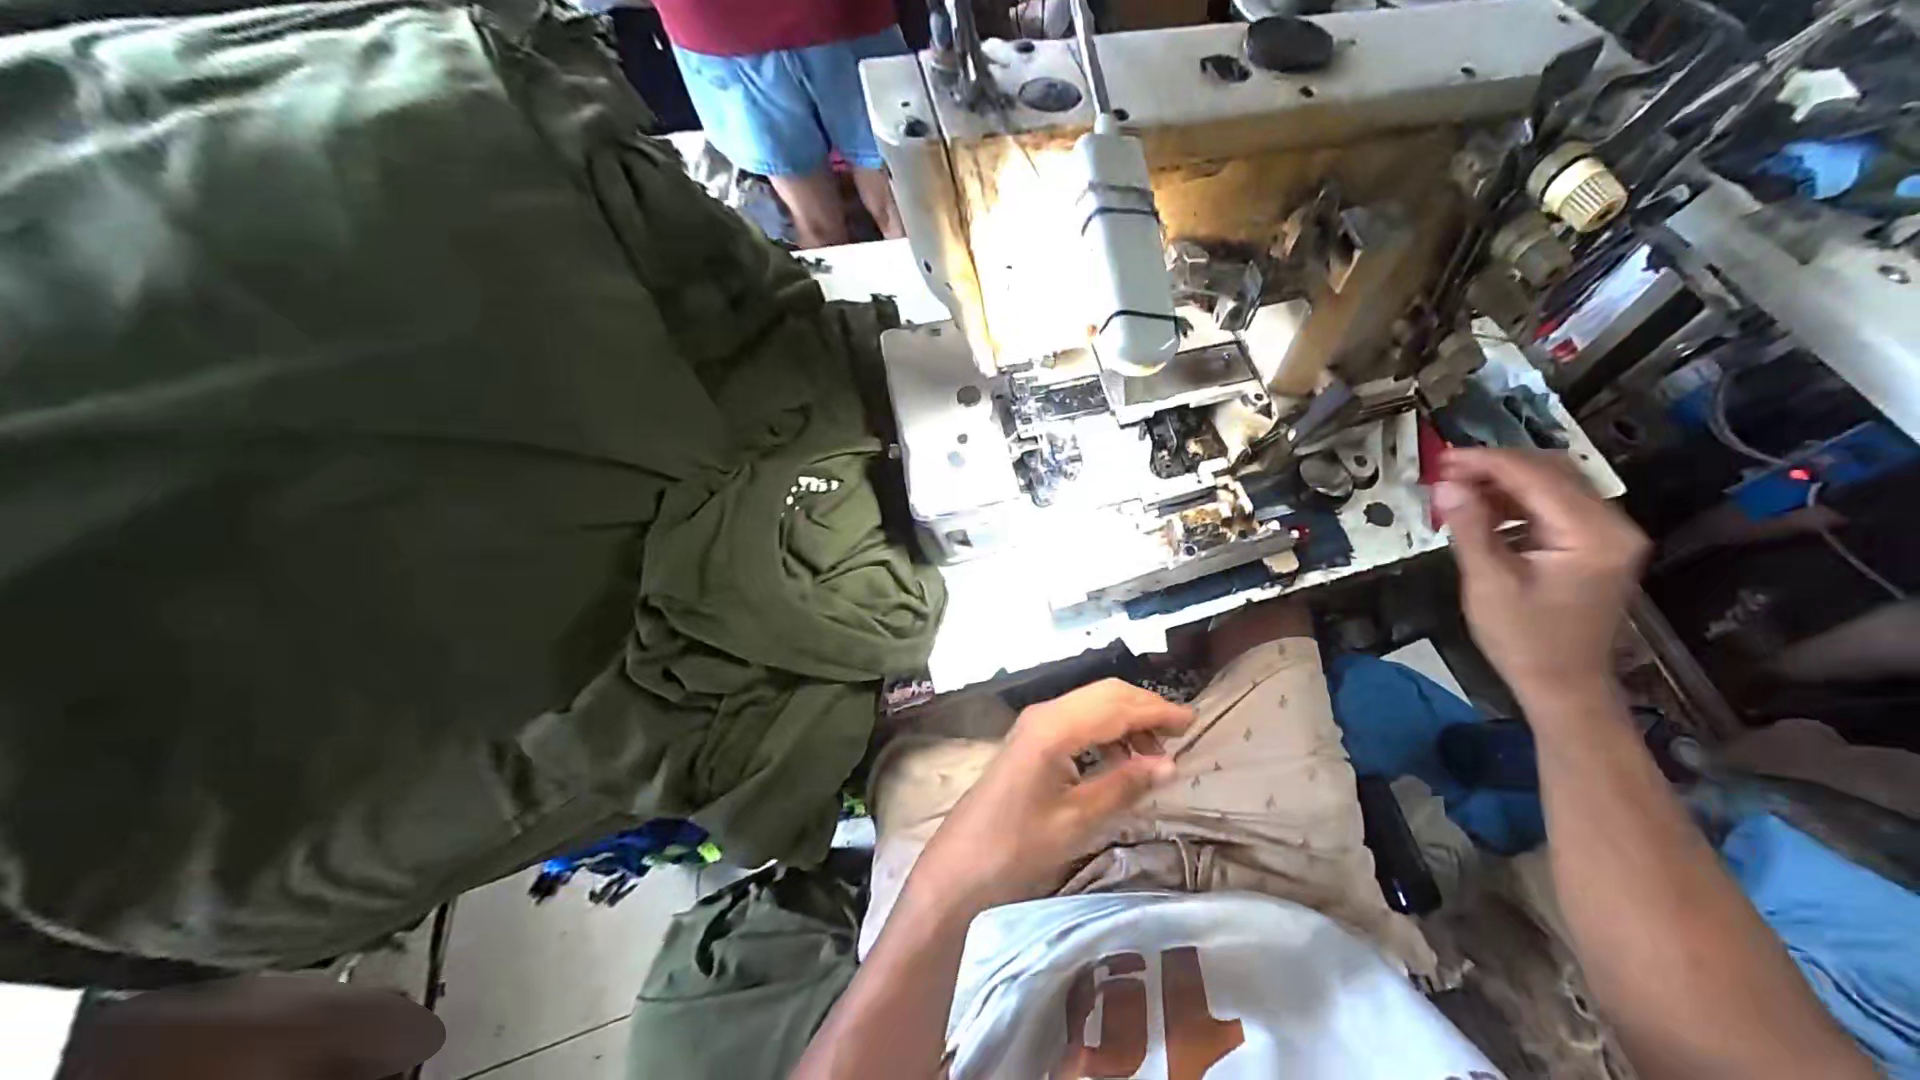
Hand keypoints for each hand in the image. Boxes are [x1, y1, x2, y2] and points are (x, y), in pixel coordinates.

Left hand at [908, 679, 1192, 912]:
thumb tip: (1170, 764)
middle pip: (1105, 694)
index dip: (1157, 710)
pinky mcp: (1030, 740)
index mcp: (1054, 728)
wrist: (960, 864)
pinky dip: (1106, 732)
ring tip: (1155, 758)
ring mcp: (1034, 725)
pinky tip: (1121, 761)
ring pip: (1092, 705)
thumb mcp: (1077, 820)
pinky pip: (1077, 721)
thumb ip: (1123, 785)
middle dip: (1145, 709)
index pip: (1116, 704)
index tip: (1192, 722)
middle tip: (1179, 735)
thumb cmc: (1017, 846)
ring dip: (1126, 721)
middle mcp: (1044, 714)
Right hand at [1434, 449, 1649, 715]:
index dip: (1487, 462)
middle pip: (1552, 472)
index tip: (1441, 460)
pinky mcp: (1592, 546)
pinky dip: (1515, 501)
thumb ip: (1470, 528)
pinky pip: (1553, 506)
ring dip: (1503, 482)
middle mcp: (1612, 526)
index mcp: (1593, 534)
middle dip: (1495, 466)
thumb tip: (1446, 484)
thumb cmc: (1524, 640)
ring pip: (1552, 485)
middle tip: (1444, 471)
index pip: (1538, 477)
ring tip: (1456, 489)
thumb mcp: (1488, 582)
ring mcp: (1606, 536)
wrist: (1563, 685)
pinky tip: (1482, 510)